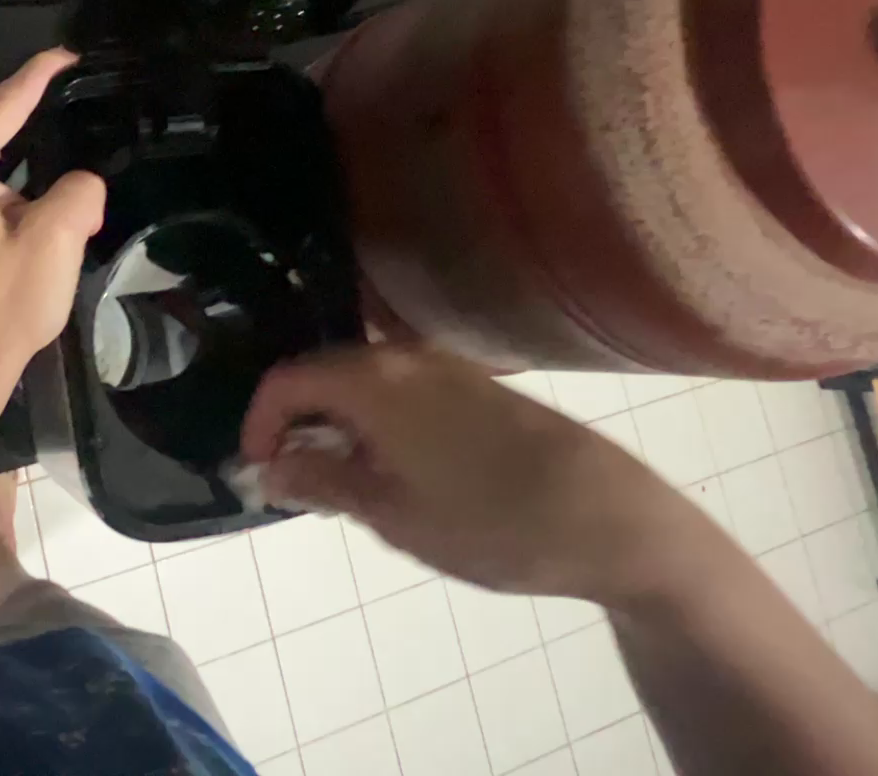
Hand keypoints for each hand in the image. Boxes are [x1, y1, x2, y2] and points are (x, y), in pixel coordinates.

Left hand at [0, 49, 105, 400]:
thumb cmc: (5, 303)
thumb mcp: (56, 238)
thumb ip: (78, 190)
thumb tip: (80, 183)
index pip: (4, 104)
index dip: (40, 75)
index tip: (70, 54)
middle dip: (35, 123)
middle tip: (80, 113)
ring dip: (23, 159)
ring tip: (65, 154)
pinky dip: (6, 181)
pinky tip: (32, 190)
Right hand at [241, 345, 710, 604]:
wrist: (618, 520)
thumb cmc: (491, 521)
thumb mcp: (392, 515)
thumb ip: (320, 482)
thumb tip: (270, 466)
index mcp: (371, 380)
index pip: (285, 382)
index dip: (259, 423)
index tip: (260, 468)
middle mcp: (401, 357)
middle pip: (318, 373)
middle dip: (294, 422)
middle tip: (296, 478)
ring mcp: (441, 364)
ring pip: (358, 379)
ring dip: (333, 420)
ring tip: (341, 477)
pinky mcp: (472, 381)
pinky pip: (395, 385)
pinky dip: (371, 415)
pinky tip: (390, 461)